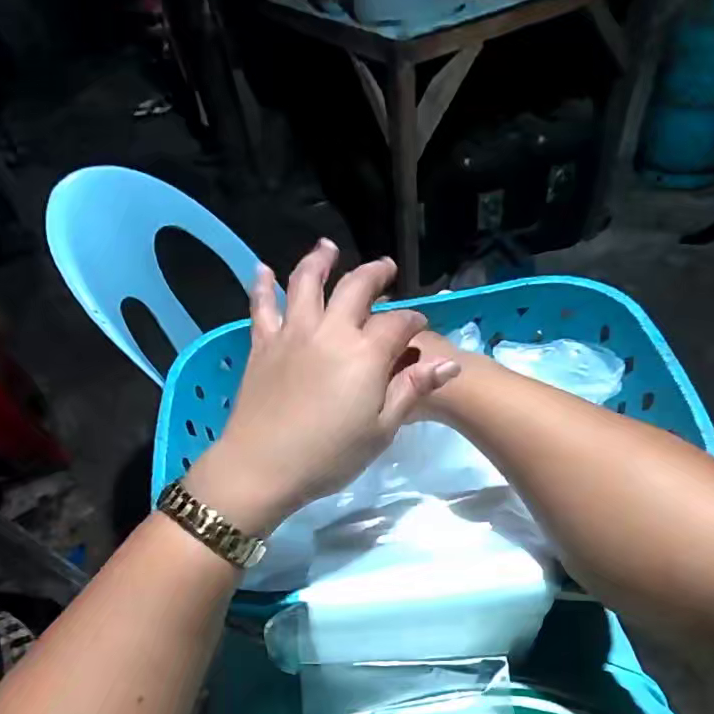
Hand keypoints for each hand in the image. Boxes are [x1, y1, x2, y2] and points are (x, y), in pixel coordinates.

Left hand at [182, 240, 461, 534]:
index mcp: (366, 354)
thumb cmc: (331, 456)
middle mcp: (331, 331)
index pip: (398, 323)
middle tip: (386, 268)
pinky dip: (264, 285)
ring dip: (320, 260)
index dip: (413, 320)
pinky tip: (264, 269)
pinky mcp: (263, 343)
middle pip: (356, 288)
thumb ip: (412, 390)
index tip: (421, 325)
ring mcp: (293, 333)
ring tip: (329, 247)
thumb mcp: (382, 430)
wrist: (263, 466)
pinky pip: (263, 306)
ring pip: (307, 282)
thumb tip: (450, 364)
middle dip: (375, 274)